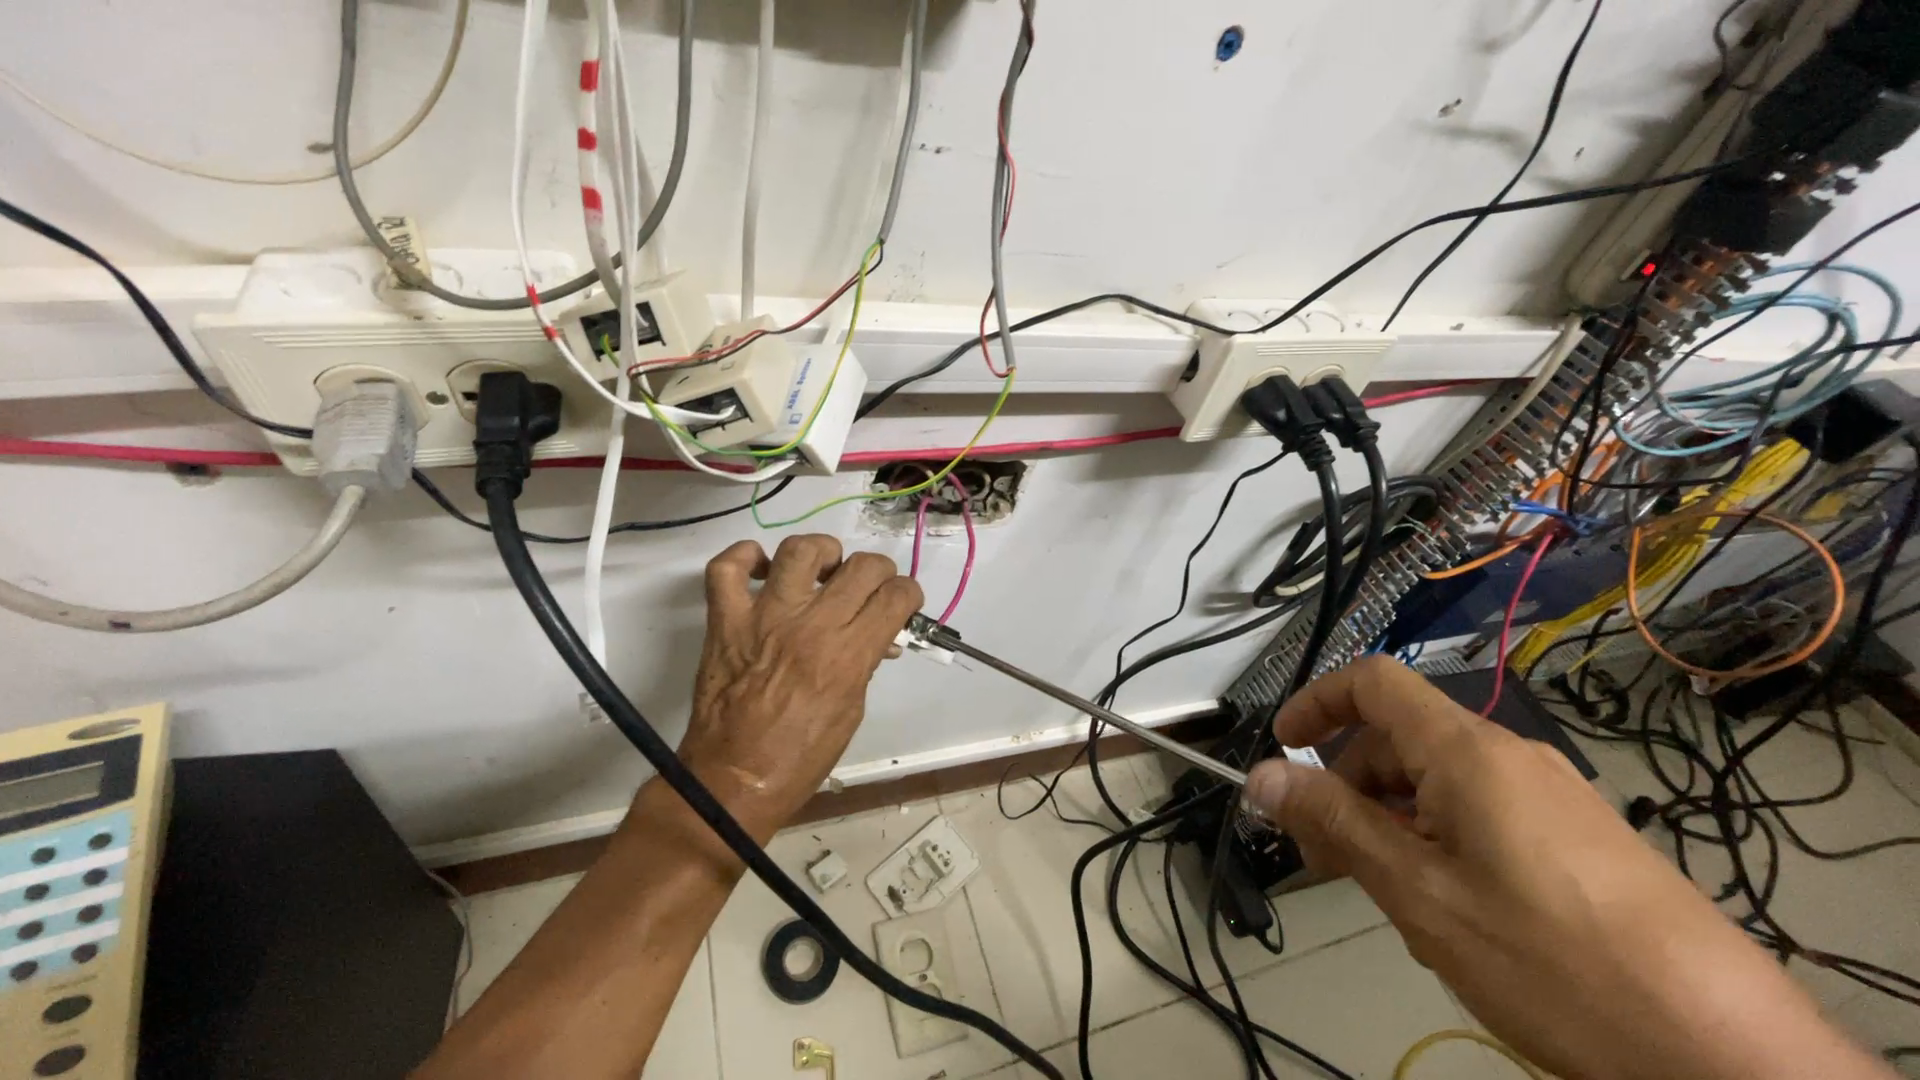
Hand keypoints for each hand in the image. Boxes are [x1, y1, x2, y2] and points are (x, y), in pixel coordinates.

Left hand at [675, 535, 922, 841]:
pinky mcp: (725, 620)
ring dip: (822, 553)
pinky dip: (744, 557)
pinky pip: (727, 568)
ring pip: (801, 551)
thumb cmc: (800, 756)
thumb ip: (864, 664)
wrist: (734, 780)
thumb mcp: (851, 711)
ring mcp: (764, 617)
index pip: (895, 596)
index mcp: (848, 655)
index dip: (908, 593)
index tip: (902, 601)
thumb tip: (878, 637)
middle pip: (862, 567)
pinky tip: (761, 568)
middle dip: (878, 572)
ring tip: (823, 570)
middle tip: (869, 588)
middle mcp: (811, 625)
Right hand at [1241, 656, 1889, 1079]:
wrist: (1724, 1052)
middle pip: (1402, 738)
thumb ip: (1335, 825)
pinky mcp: (1579, 839)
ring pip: (1440, 782)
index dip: (1316, 702)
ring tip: (1382, 894)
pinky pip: (1483, 814)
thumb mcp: (1419, 893)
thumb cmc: (1548, 958)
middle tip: (1320, 857)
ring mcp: (1552, 798)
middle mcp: (1512, 757)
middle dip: (1346, 784)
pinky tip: (1446, 910)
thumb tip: (1262, 776)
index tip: (1281, 750)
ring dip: (1389, 820)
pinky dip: (1437, 840)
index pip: (1374, 682)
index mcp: (1469, 752)